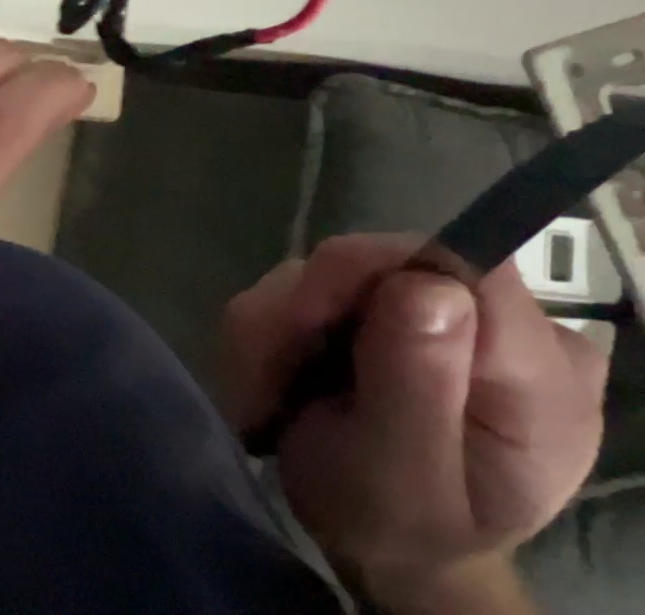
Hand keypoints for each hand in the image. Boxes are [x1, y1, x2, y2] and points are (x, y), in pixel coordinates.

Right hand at [225, 235, 606, 609]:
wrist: (375, 542)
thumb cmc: (398, 524)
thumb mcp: (403, 474)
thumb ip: (419, 384)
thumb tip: (427, 287)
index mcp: (537, 369)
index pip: (459, 266)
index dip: (368, 271)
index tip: (302, 321)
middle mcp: (491, 324)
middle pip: (374, 261)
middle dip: (299, 312)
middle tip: (269, 377)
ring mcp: (427, 311)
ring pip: (319, 273)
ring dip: (272, 329)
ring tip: (266, 393)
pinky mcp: (374, 309)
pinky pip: (296, 287)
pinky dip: (267, 333)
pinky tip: (272, 380)